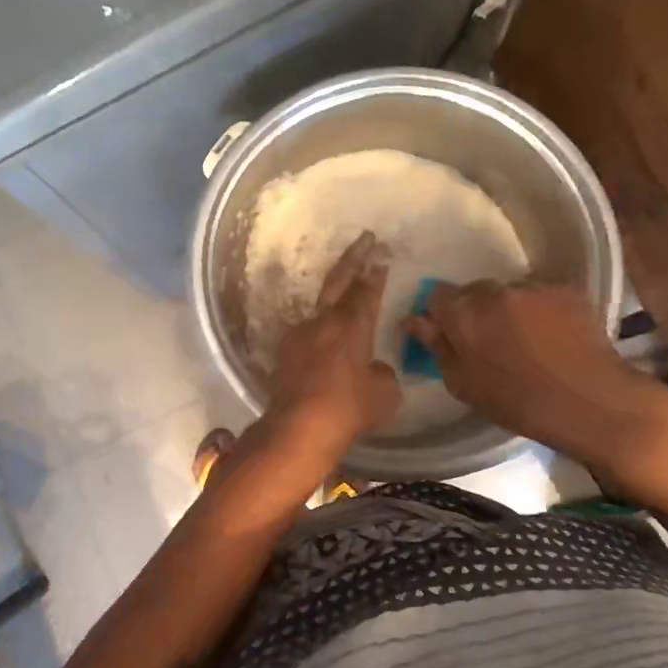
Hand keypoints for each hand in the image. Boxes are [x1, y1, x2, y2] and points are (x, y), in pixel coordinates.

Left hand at [264, 232, 400, 458]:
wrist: (298, 428)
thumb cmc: (348, 409)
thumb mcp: (384, 394)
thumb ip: (382, 373)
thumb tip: (372, 369)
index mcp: (352, 326)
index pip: (367, 291)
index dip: (375, 272)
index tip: (381, 255)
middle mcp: (323, 322)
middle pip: (339, 281)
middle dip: (354, 258)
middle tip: (365, 239)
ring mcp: (299, 335)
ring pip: (320, 311)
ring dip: (334, 303)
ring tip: (347, 313)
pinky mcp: (284, 352)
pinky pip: (307, 336)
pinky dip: (320, 335)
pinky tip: (325, 350)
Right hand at [403, 282, 657, 456]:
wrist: (591, 401)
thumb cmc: (517, 402)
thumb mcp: (464, 385)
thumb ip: (438, 347)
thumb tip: (415, 321)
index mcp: (464, 314)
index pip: (437, 296)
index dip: (441, 315)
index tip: (451, 336)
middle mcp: (495, 290)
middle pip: (473, 292)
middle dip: (475, 311)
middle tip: (489, 343)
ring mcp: (533, 286)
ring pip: (508, 292)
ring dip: (508, 309)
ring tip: (526, 340)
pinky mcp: (565, 289)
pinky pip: (539, 294)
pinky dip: (538, 309)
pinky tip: (551, 336)